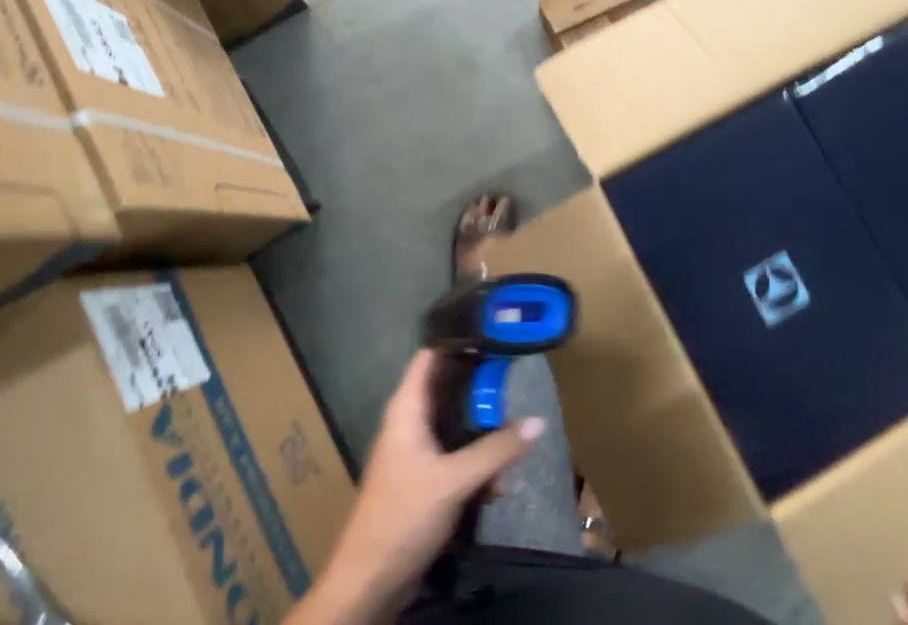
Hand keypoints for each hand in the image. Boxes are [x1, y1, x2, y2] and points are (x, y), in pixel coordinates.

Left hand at [293, 350, 544, 624]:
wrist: (368, 581)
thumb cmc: (402, 517)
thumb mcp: (454, 481)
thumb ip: (496, 450)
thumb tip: (538, 421)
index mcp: (405, 412)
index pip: (428, 358)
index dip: (456, 339)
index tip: (492, 327)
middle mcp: (409, 426)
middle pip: (448, 389)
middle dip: (481, 385)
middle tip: (517, 374)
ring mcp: (416, 455)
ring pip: (456, 426)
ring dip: (484, 432)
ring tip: (516, 434)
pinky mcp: (425, 482)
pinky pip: (457, 458)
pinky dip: (478, 464)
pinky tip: (499, 483)